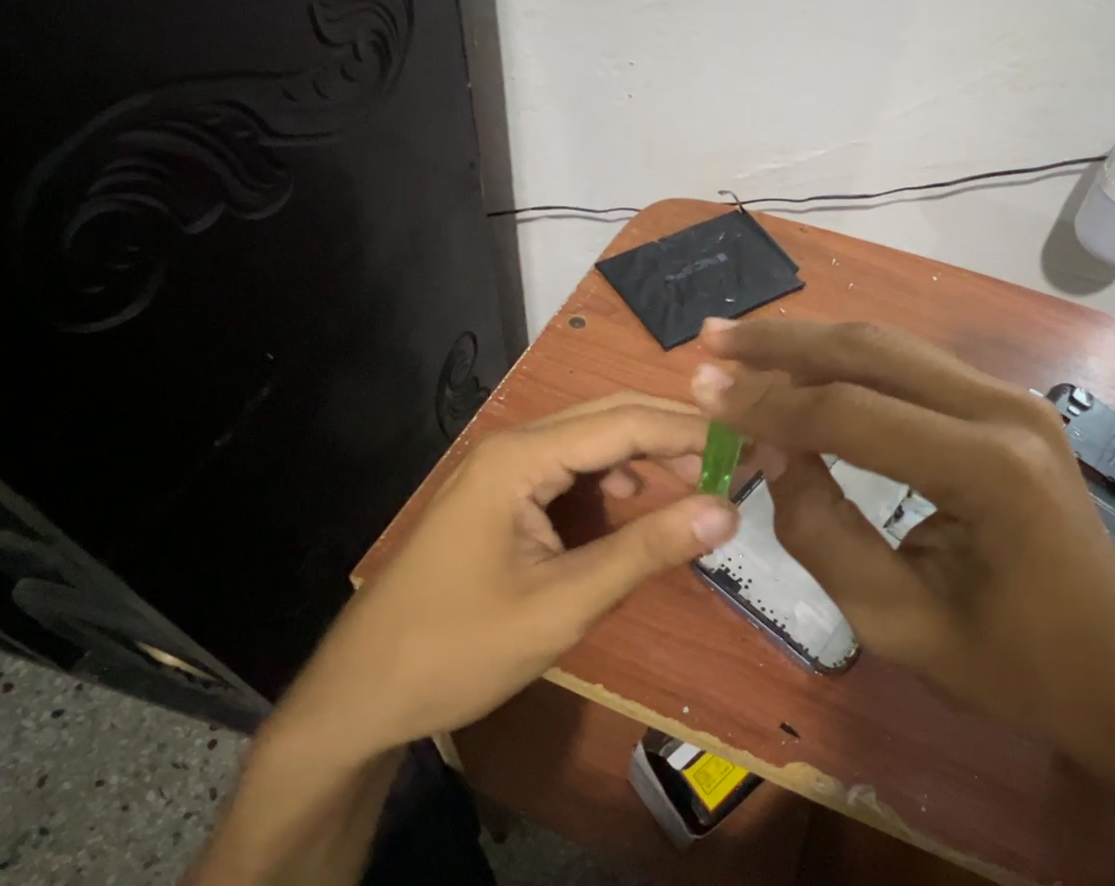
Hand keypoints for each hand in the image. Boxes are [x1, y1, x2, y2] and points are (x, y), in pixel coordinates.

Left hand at [265, 394, 752, 765]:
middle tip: (739, 459)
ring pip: (591, 442)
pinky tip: (637, 505)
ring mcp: (501, 472)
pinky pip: (569, 472)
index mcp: (521, 458)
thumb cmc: (459, 648)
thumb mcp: (563, 603)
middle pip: (610, 418)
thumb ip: (645, 550)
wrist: (360, 695)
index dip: (695, 432)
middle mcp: (512, 447)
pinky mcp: (499, 499)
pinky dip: (614, 481)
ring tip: (703, 483)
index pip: (627, 422)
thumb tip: (728, 510)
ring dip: (648, 456)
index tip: (754, 446)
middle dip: (676, 434)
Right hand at [689, 318, 1114, 774]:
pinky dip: (852, 366)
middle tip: (711, 340)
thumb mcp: (896, 622)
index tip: (700, 391)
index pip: (852, 413)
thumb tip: (771, 453)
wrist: (1112, 673)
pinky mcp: (1009, 408)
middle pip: (873, 352)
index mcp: (988, 469)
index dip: (768, 402)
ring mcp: (1015, 402)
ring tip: (743, 345)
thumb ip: (822, 533)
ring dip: (814, 346)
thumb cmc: (1008, 667)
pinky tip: (806, 370)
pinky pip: (915, 370)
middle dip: (783, 345)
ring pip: (893, 349)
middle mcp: (1006, 412)